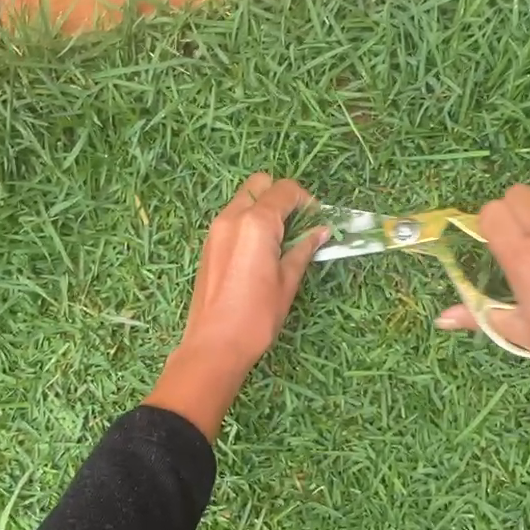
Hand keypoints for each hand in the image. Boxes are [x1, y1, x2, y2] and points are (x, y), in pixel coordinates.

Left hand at [144, 174, 325, 439]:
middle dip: (282, 196)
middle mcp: (232, 217)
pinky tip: (262, 250)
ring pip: (244, 199)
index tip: (318, 219)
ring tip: (282, 239)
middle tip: (299, 223)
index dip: (306, 200)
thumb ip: (303, 249)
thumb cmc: (257, 316)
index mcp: (255, 223)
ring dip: (264, 208)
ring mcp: (216, 229)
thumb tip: (321, 231)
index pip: (285, 191)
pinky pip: (232, 218)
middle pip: (260, 185)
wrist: (214, 345)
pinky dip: (249, 221)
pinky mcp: (208, 244)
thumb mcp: (287, 281)